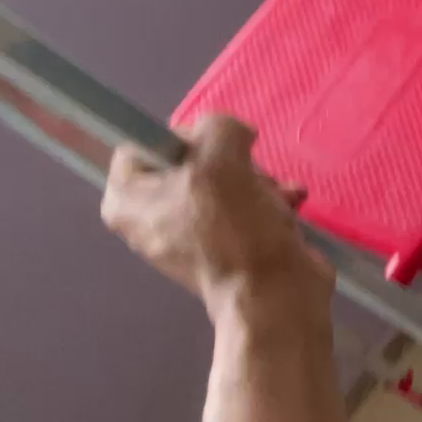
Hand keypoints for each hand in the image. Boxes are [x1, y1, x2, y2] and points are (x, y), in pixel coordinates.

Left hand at [102, 115, 331, 321]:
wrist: (276, 293)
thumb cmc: (238, 231)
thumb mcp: (222, 163)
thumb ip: (221, 128)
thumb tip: (236, 133)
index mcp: (129, 200)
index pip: (147, 143)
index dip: (190, 136)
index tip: (224, 148)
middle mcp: (154, 217)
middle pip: (195, 163)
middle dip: (237, 164)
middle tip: (255, 178)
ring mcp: (195, 235)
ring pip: (229, 185)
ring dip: (263, 183)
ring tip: (281, 196)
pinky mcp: (234, 246)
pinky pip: (249, 210)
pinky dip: (273, 203)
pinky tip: (292, 206)